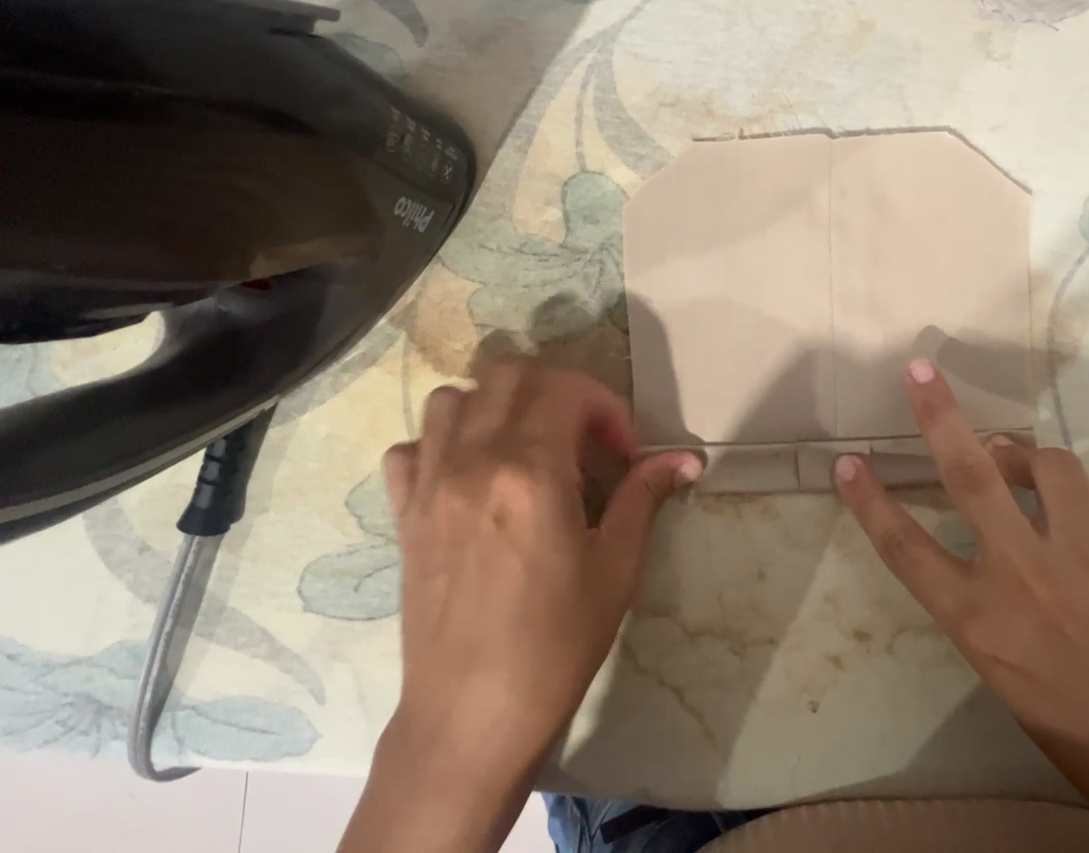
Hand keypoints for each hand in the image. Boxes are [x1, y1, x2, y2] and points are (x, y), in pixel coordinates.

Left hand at [343, 360, 699, 852]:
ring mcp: (429, 484)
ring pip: (452, 398)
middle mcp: (472, 460)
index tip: (622, 454)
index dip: (605, 407)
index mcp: (529, 470)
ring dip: (496, 405)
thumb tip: (686, 458)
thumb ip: (643, 496)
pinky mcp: (403, 513)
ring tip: (527, 447)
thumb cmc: (555, 644)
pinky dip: (441, 442)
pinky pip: (410, 447)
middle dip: (556, 390)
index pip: (565, 389)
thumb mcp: (615, 568)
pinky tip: (470, 477)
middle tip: (582, 438)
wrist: (471, 714)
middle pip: (508, 374)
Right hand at [833, 359, 1088, 819]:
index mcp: (981, 623)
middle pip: (971, 474)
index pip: (906, 549)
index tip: (847, 463)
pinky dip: (1080, 507)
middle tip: (921, 369)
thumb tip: (991, 542)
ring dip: (1027, 456)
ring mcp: (1085, 554)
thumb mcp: (1011, 678)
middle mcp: (1024, 576)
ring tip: (1023, 463)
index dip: (870, 503)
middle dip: (940, 415)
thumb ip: (990, 606)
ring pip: (1048, 467)